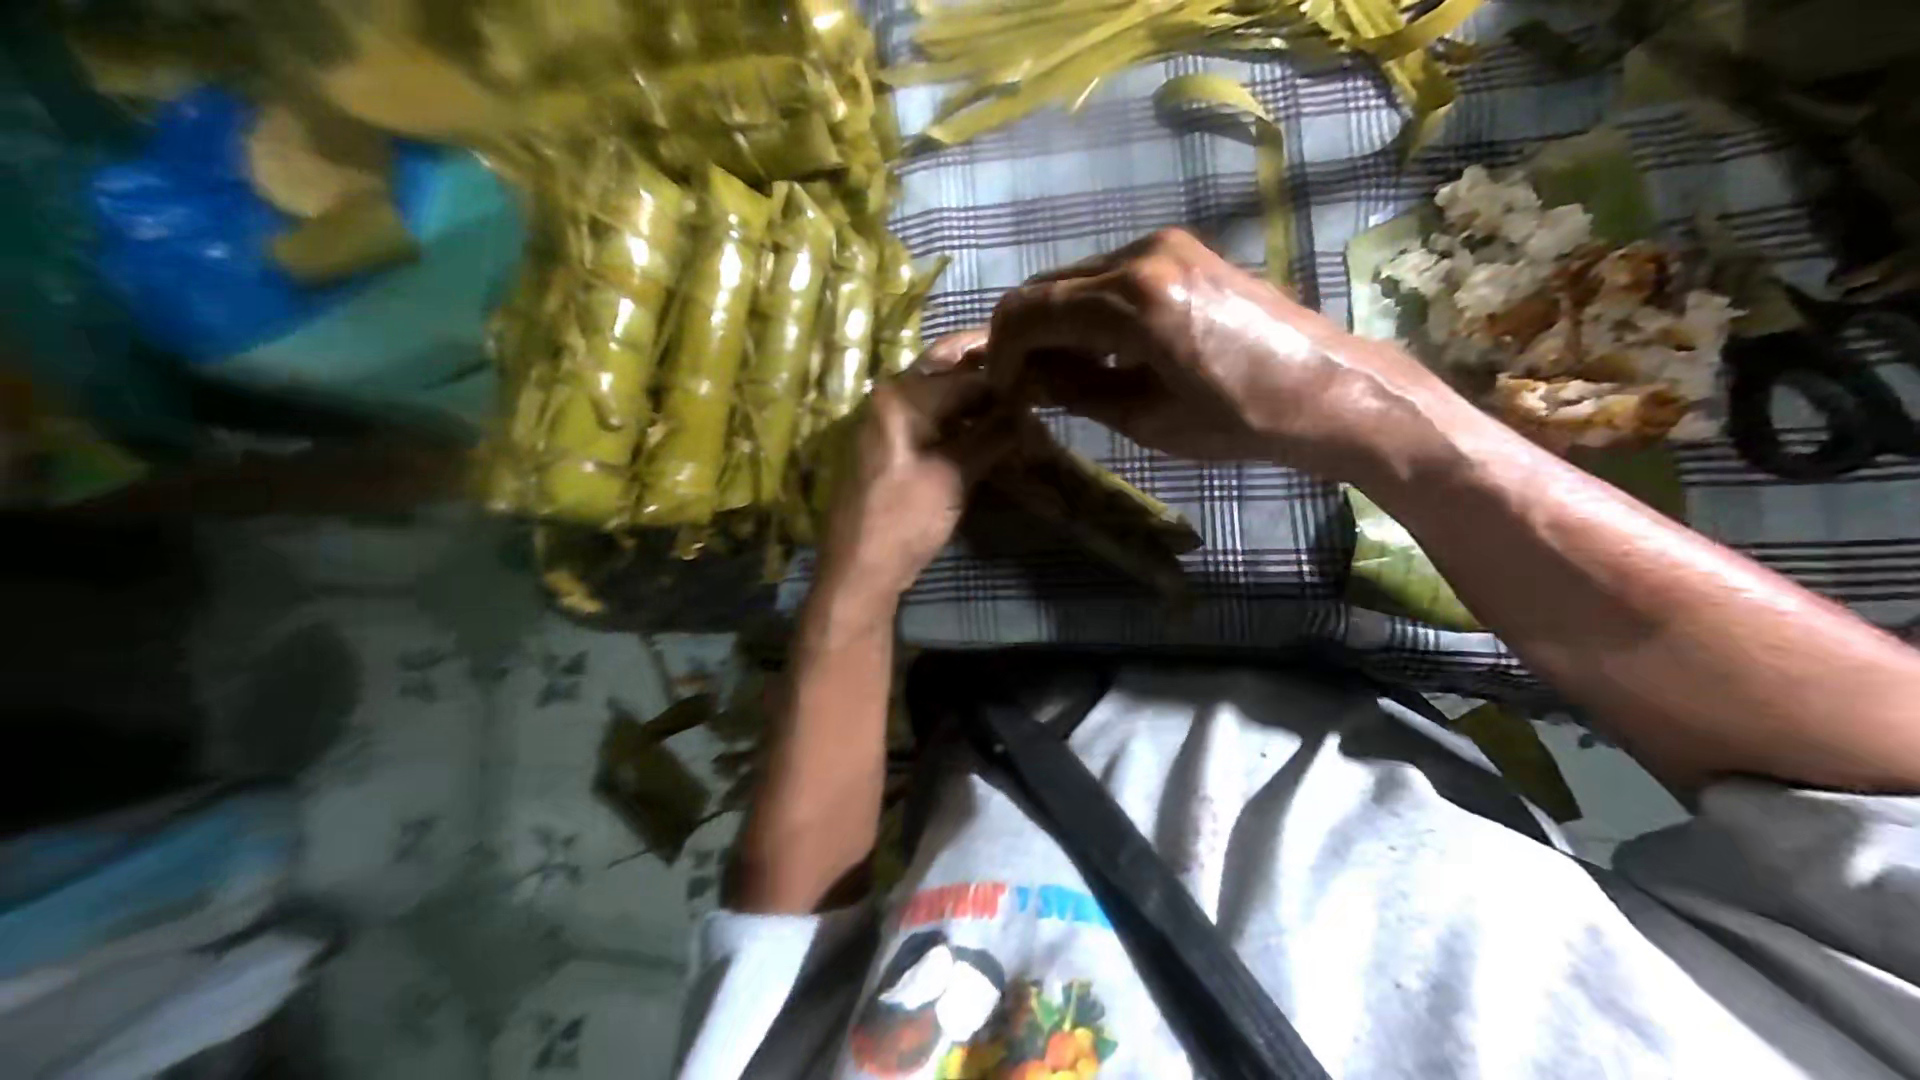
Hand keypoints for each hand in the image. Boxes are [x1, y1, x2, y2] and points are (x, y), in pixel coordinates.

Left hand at [815, 331, 1011, 604]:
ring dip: (973, 391)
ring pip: (938, 392)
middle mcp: (891, 398)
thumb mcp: (954, 475)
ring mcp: (889, 422)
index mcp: (902, 396)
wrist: (861, 566)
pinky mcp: (893, 446)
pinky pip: (931, 417)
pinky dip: (959, 417)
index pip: (966, 375)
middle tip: (1026, 366)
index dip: (1004, 380)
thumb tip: (1026, 412)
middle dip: (983, 363)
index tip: (1038, 383)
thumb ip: (992, 436)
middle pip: (944, 367)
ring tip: (1014, 397)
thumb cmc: (905, 518)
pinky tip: (987, 426)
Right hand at [985, 228, 1452, 480]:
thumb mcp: (1144, 418)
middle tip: (1024, 385)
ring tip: (1060, 374)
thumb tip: (1023, 380)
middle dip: (1022, 336)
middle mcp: (1142, 254)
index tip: (1002, 390)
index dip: (1003, 353)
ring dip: (1053, 323)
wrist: (1328, 389)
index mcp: (1133, 301)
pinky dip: (1085, 311)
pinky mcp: (1178, 251)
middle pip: (1044, 286)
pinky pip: (1105, 276)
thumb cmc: (1239, 419)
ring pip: (1072, 278)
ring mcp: (1163, 245)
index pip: (1029, 311)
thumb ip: (1074, 390)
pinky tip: (1099, 351)